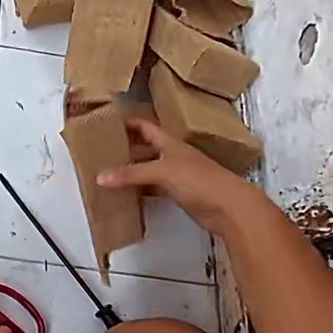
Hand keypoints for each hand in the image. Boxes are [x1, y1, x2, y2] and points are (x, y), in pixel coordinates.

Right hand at [97, 119, 266, 236]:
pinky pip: (153, 189)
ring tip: (110, 172)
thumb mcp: (162, 172)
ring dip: (131, 171)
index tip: (109, 123)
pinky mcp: (179, 194)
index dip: (129, 123)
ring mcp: (177, 176)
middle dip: (126, 148)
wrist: (230, 208)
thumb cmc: (204, 181)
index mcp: (171, 144)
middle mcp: (173, 157)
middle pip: (145, 148)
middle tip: (104, 150)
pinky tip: (128, 194)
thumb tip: (102, 177)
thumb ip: (131, 174)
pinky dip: (139, 190)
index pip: (146, 127)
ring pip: (148, 169)